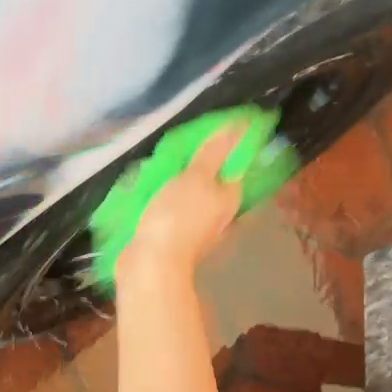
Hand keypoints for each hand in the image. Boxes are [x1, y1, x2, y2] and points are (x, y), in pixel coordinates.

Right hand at [118, 124, 247, 282]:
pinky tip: (153, 202)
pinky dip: (166, 209)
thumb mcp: (196, 175)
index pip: (233, 167)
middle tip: (177, 157)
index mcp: (230, 198)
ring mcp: (197, 234)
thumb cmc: (177, 218)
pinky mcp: (174, 245)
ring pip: (192, 203)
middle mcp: (219, 217)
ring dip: (179, 192)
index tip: (200, 140)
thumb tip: (241, 125)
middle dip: (196, 172)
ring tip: (160, 176)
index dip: (220, 151)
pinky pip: (173, 219)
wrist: (150, 266)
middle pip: (211, 186)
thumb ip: (216, 150)